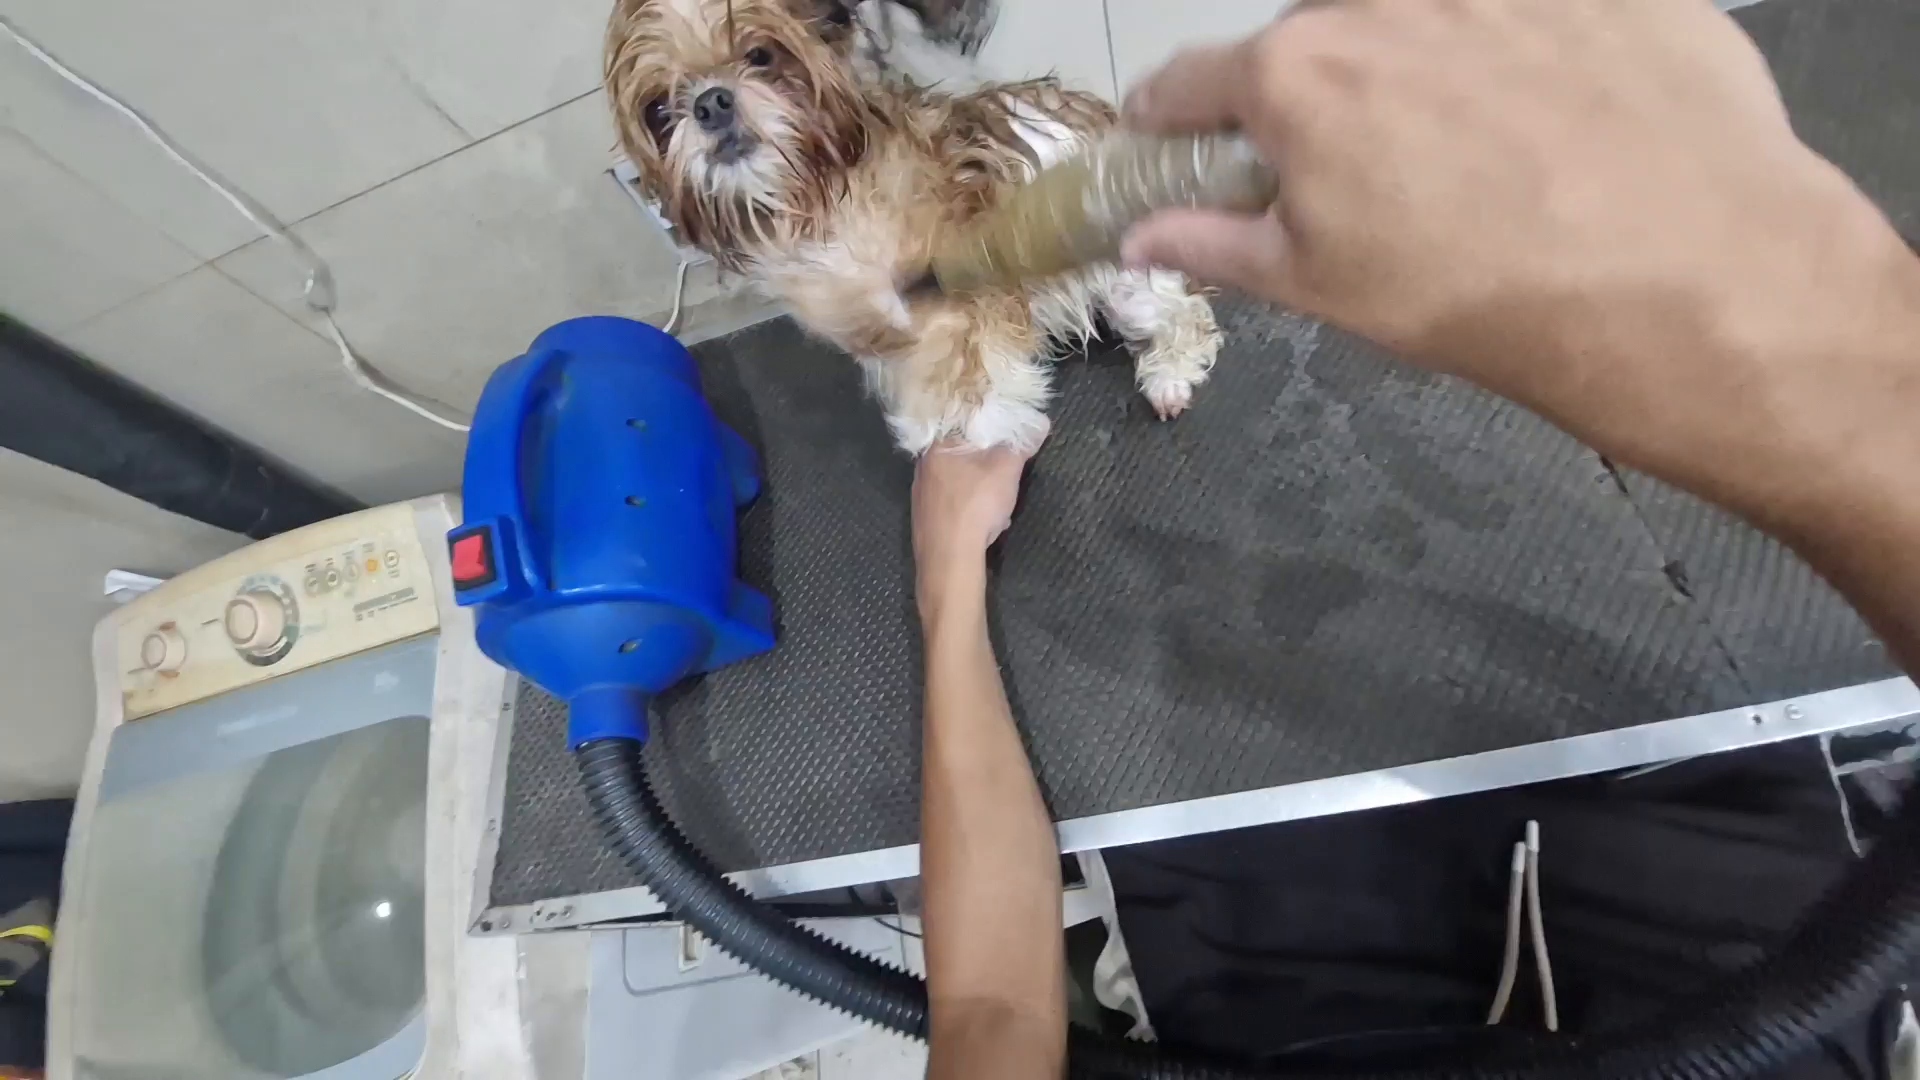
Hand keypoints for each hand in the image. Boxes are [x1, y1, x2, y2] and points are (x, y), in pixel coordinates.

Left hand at [912, 438, 1041, 622]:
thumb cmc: (976, 504)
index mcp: (937, 446)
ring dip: (981, 489)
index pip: (963, 425)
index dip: (988, 429)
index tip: (1005, 439)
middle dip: (987, 464)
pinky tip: (985, 523)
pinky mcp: (924, 519)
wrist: (949, 557)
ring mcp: (921, 495)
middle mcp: (923, 467)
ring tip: (999, 503)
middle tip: (1006, 473)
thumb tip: (1040, 423)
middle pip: (962, 455)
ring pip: (959, 481)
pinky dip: (970, 508)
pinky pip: (953, 504)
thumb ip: (1022, 443)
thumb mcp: (1007, 468)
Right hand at [1119, 0, 1919, 509]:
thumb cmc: (1444, 289)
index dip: (1161, 118)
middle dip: (1283, 106)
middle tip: (1316, 173)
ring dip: (1381, 78)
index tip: (1158, 141)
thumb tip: (1134, 238)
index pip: (1186, 82)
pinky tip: (1518, 123)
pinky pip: (1493, 20)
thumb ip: (1205, 243)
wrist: (1662, 271)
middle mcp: (1379, 0)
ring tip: (1431, 153)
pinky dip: (1478, 60)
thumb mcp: (1304, 279)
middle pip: (1295, 49)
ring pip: (1394, 25)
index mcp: (1294, 75)